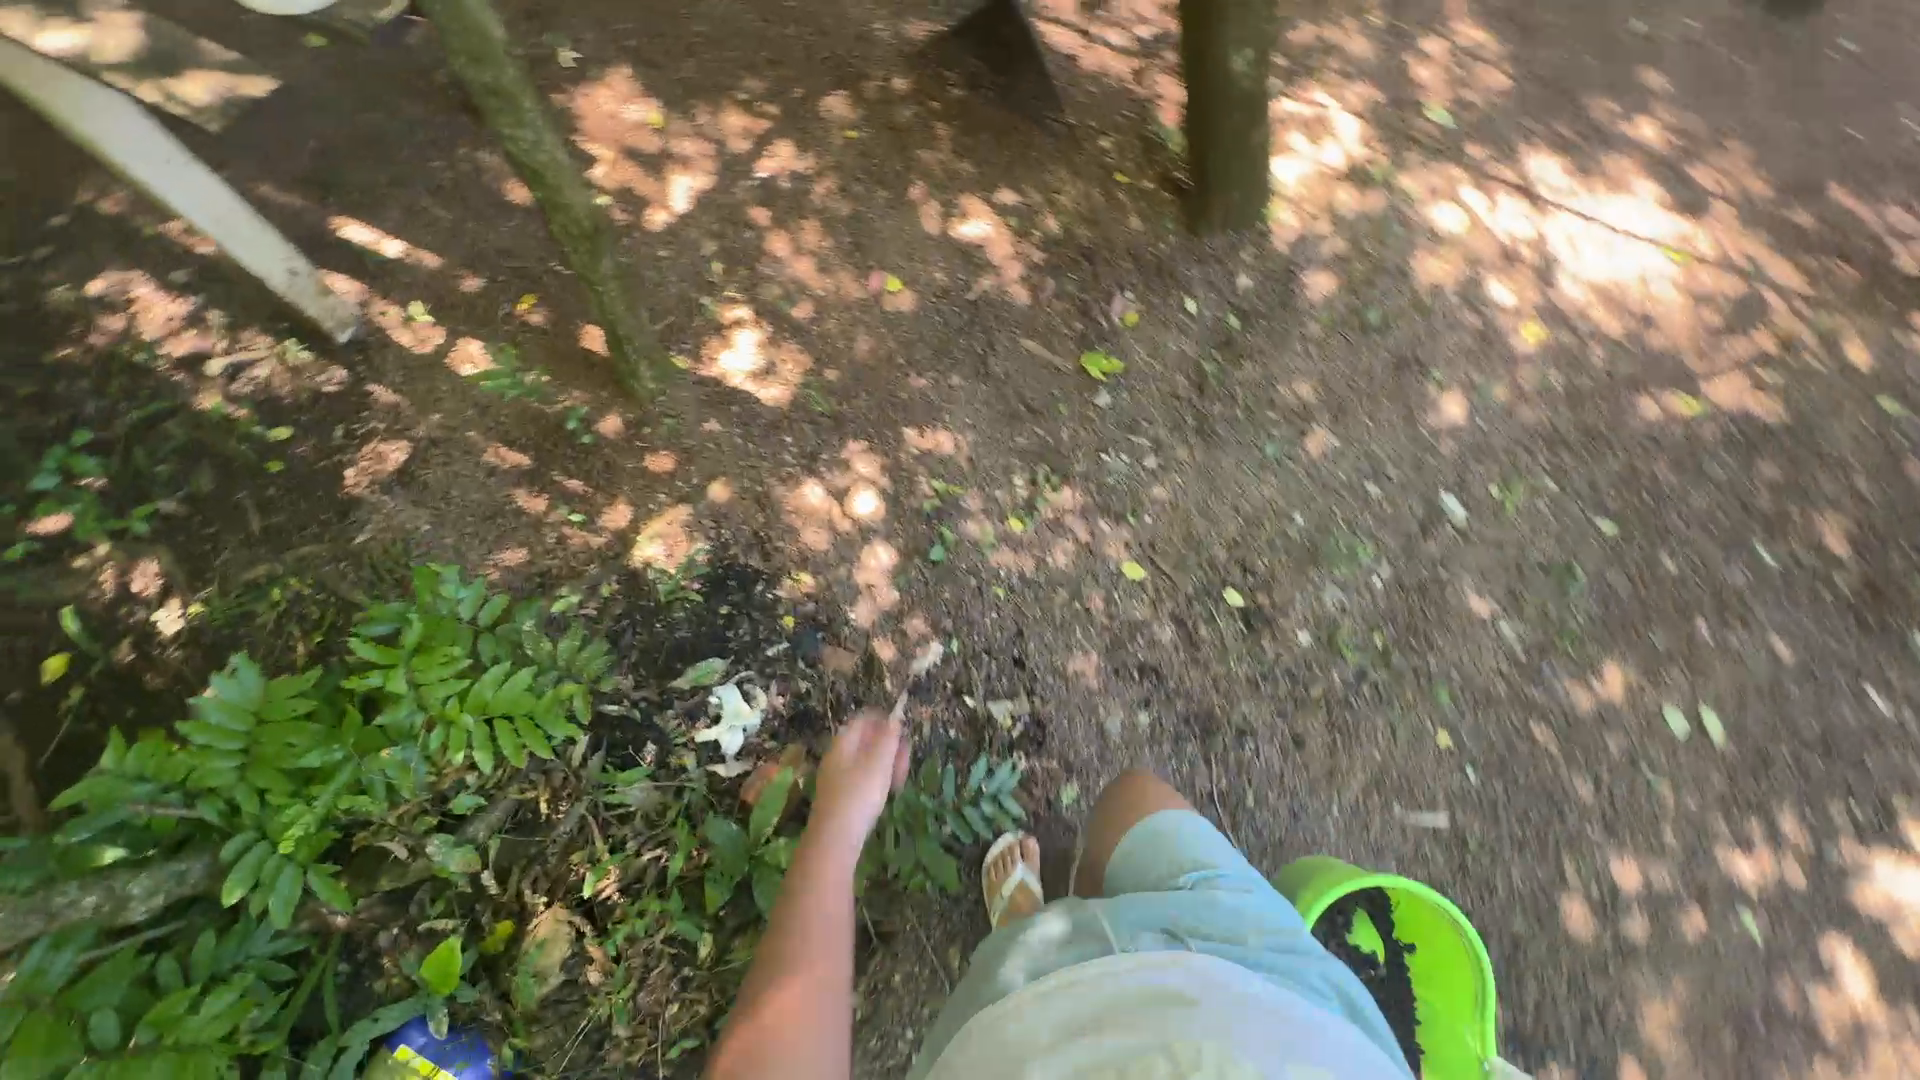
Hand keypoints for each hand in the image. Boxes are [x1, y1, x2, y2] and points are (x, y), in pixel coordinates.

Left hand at [809, 707, 909, 852]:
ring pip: (866, 761)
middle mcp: (837, 755)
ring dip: (886, 765)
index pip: (865, 719)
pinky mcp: (840, 796)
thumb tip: (894, 716)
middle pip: (867, 740)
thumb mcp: (879, 763)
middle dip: (890, 747)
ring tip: (898, 783)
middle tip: (904, 765)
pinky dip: (877, 780)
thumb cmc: (859, 795)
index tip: (904, 736)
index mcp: (844, 742)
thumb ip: (888, 737)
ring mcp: (837, 776)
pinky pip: (862, 778)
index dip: (886, 722)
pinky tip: (885, 795)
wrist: (834, 839)